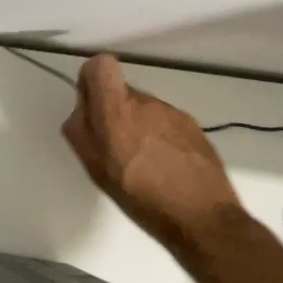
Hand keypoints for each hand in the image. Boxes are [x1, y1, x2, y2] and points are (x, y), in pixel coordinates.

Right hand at [61, 54, 242, 248]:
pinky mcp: (194, 126)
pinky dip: (161, 137)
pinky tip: (167, 167)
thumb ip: (80, 132)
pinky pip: (167, 123)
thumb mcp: (96, 169)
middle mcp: (146, 102)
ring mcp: (173, 113)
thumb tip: (81, 112)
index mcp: (117, 109)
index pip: (101, 64)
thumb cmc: (141, 195)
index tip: (93, 107)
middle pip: (122, 92)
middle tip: (117, 148)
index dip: (92, 79)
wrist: (202, 218)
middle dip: (115, 112)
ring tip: (145, 163)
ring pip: (145, 109)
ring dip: (140, 126)